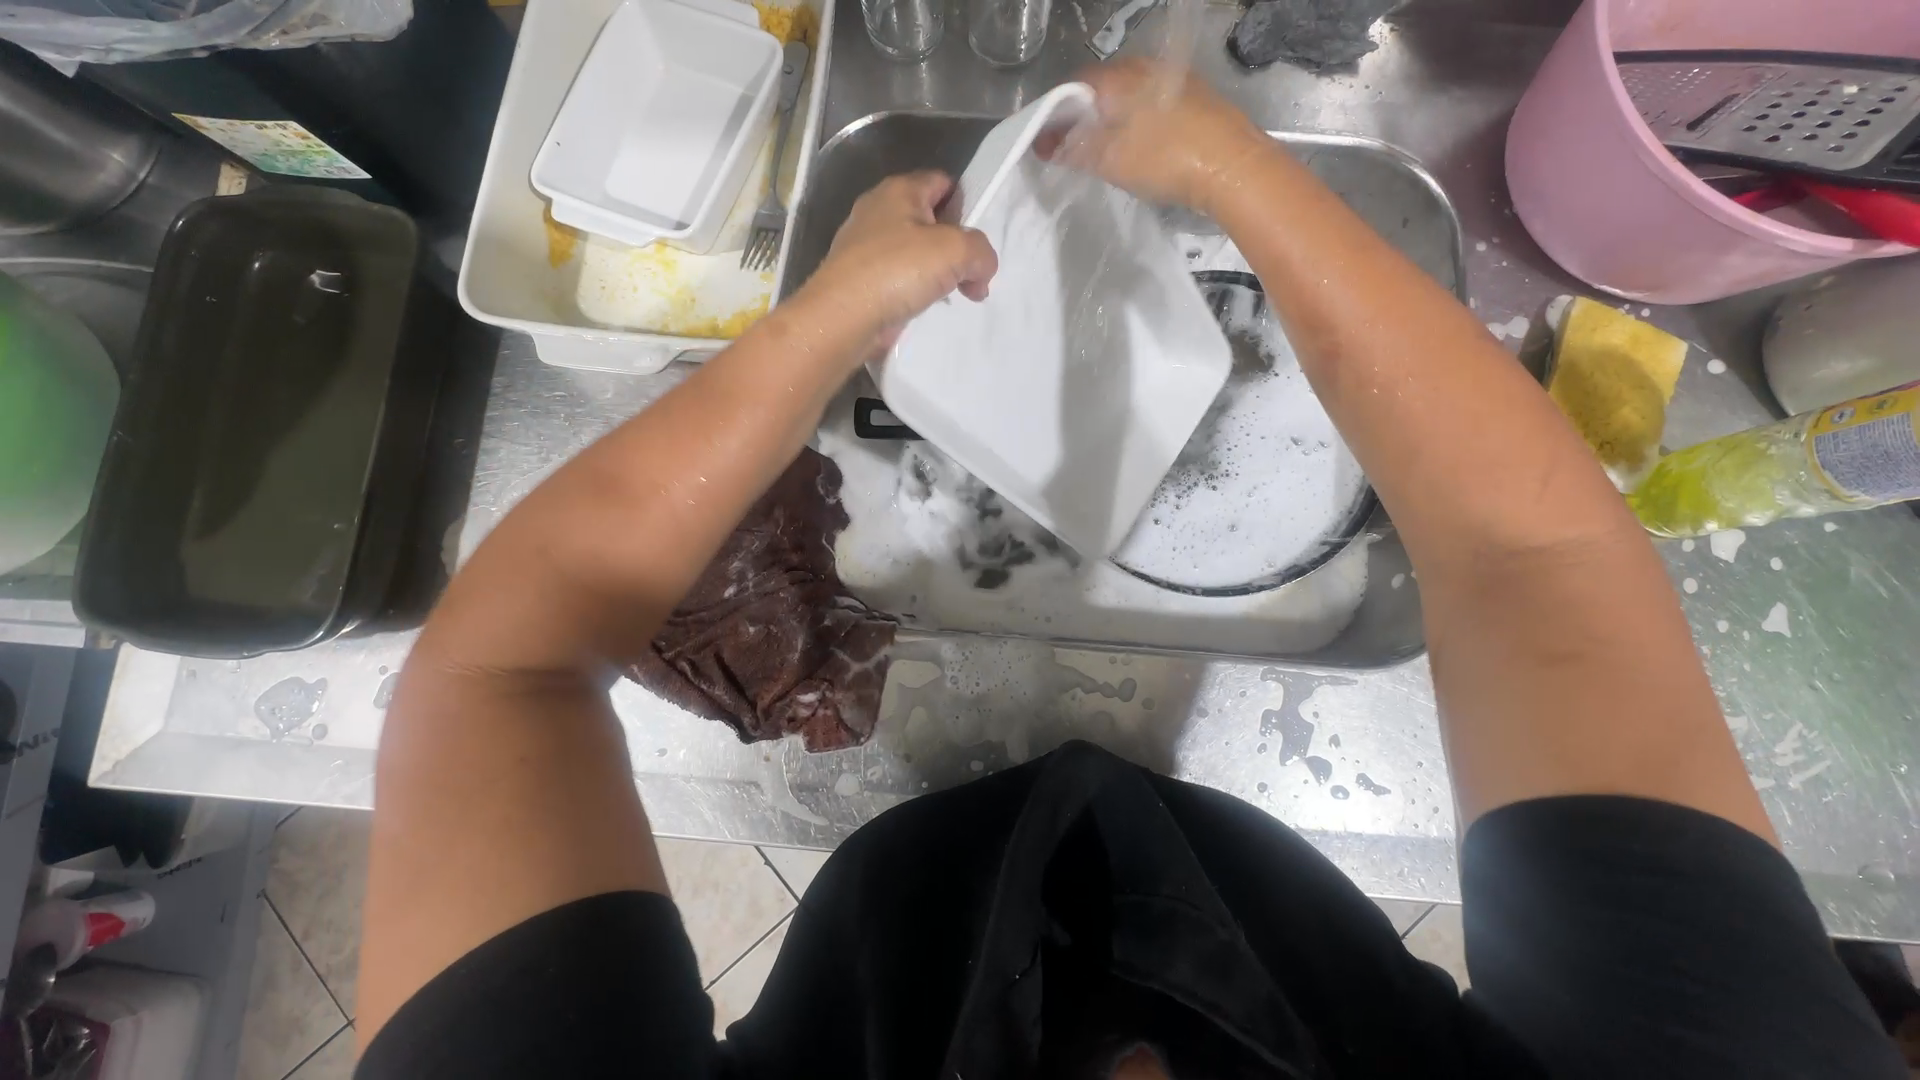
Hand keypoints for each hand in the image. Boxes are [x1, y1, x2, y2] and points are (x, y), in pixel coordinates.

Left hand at [790, 171, 997, 355]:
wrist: (843, 316)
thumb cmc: (898, 271)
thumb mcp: (956, 251)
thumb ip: (981, 252)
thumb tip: (982, 269)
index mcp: (899, 190)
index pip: (942, 181)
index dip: (966, 204)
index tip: (977, 237)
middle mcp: (878, 210)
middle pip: (930, 219)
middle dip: (956, 245)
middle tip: (972, 274)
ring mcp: (865, 245)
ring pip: (915, 251)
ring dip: (938, 272)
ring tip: (953, 295)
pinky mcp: (859, 278)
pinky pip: (898, 277)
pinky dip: (915, 290)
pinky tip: (924, 307)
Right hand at [1041, 58, 1272, 216]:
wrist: (1232, 167)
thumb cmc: (1165, 160)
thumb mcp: (1110, 161)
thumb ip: (1073, 150)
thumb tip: (1045, 144)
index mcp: (1118, 78)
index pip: (1072, 87)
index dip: (1055, 115)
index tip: (1047, 142)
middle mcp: (1145, 68)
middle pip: (1101, 89)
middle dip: (1083, 117)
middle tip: (1074, 151)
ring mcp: (1173, 79)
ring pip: (1128, 96)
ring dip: (1111, 120)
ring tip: (1105, 153)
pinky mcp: (1194, 97)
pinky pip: (1151, 104)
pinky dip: (1136, 122)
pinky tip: (1139, 147)